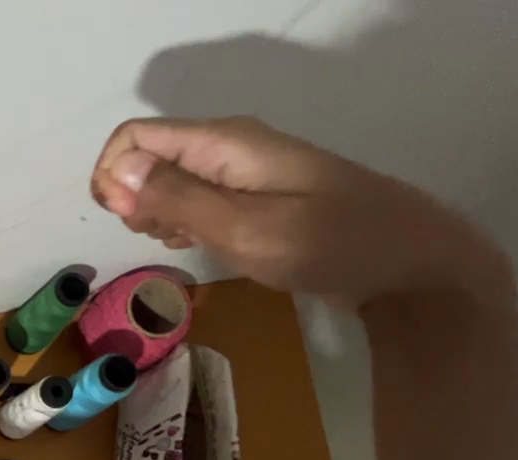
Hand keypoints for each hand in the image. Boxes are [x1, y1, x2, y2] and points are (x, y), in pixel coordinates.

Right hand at [91, 116, 510, 307]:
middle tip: (161, 238)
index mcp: (223, 144)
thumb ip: (177, 198)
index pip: (135, 138)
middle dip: (132, 200)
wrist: (403, 264)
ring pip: (165, 183)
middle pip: (146, 159)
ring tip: (184, 245)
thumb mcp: (242, 227)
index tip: (128, 221)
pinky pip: (192, 202)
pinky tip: (199, 246)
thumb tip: (117, 171)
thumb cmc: (325, 244)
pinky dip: (180, 225)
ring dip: (155, 215)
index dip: (114, 177)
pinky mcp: (250, 199)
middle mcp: (226, 149)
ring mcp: (239, 174)